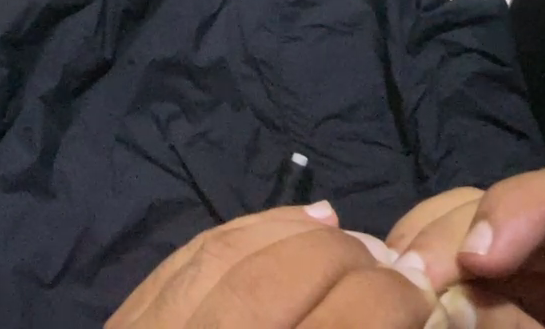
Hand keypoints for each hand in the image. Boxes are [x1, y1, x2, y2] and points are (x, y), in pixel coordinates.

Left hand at [110, 201, 439, 327]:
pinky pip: (194, 253)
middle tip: (387, 259)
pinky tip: (283, 225)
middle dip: (344, 258)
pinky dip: (245, 230)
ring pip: (230, 256)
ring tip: (342, 232)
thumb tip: (402, 312)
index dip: (386, 299)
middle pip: (277, 281)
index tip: (417, 289)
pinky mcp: (127, 321)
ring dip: (294, 234)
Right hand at [384, 166, 544, 328]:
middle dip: (450, 237)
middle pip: (501, 207)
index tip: (477, 259)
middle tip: (411, 280)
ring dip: (422, 249)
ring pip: (459, 223)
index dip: (520, 207)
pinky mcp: (486, 296)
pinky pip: (442, 262)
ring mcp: (524, 275)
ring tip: (397, 283)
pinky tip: (396, 287)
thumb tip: (454, 304)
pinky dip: (414, 267)